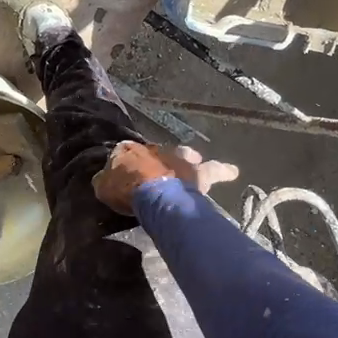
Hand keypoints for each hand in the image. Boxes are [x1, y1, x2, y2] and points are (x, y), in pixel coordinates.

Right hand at [92, 141, 238, 214]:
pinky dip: (224, 170)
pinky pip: (216, 170)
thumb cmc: (123, 186)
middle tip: (172, 164)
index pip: (129, 152)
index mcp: (130, 151)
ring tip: (205, 161)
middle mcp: (157, 150)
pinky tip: (234, 171)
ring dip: (194, 159)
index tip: (132, 171)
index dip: (132, 162)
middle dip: (168, 156)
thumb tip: (103, 180)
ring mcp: (179, 159)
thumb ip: (104, 181)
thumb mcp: (103, 185)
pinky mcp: (199, 172)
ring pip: (190, 154)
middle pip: (163, 150)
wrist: (148, 188)